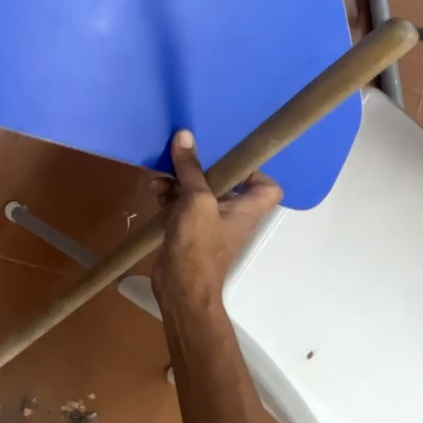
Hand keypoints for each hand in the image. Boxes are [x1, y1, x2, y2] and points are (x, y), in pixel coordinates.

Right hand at [151, 131, 282, 311]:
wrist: (181, 287)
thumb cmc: (199, 244)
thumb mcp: (196, 200)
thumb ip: (190, 168)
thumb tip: (184, 135)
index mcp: (247, 208)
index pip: (267, 186)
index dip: (253, 170)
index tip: (226, 157)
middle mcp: (233, 213)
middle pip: (224, 181)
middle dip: (199, 168)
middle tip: (182, 158)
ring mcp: (211, 222)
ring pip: (198, 190)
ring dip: (178, 180)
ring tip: (159, 177)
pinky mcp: (190, 229)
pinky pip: (183, 203)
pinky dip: (170, 194)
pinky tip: (155, 191)